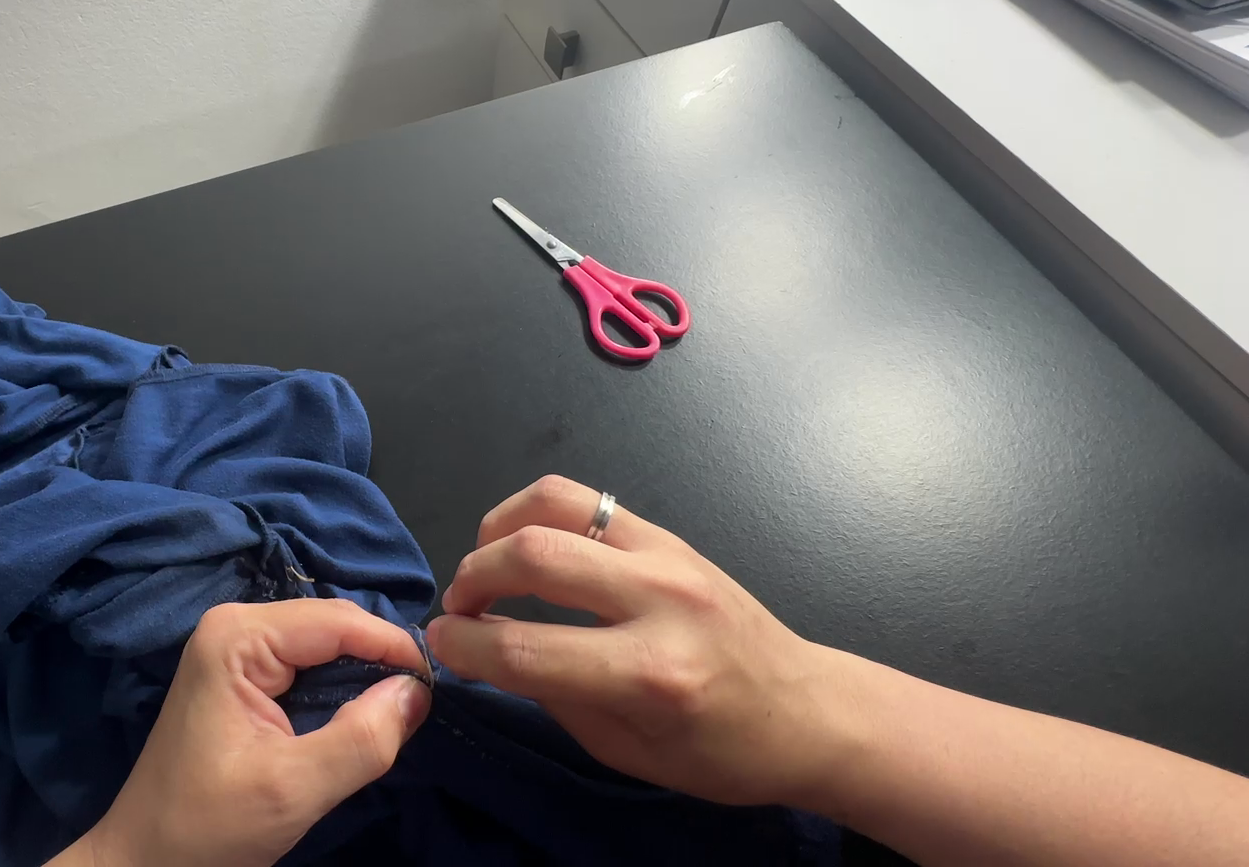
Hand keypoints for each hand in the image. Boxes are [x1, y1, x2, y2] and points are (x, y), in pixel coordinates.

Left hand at [60, 599, 431, 866]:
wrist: (143, 861)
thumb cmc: (207, 829)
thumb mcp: (291, 791)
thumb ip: (360, 740)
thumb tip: (418, 692)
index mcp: (239, 635)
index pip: (336, 621)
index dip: (391, 645)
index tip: (436, 684)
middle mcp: (237, 623)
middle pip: (330, 624)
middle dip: (378, 657)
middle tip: (421, 700)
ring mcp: (236, 643)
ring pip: (323, 641)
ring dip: (362, 671)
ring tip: (400, 705)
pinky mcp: (242, 668)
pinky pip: (307, 661)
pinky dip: (339, 683)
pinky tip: (360, 709)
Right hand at [426, 475, 859, 807]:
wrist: (809, 707)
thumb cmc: (720, 750)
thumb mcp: (624, 751)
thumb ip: (547, 691)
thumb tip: (484, 643)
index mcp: (649, 676)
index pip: (524, 650)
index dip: (464, 645)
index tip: (440, 643)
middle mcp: (656, 600)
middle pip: (531, 558)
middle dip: (472, 578)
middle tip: (459, 606)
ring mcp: (662, 553)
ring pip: (549, 505)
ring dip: (496, 531)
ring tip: (486, 563)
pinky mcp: (663, 530)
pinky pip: (579, 497)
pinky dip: (531, 512)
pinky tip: (524, 540)